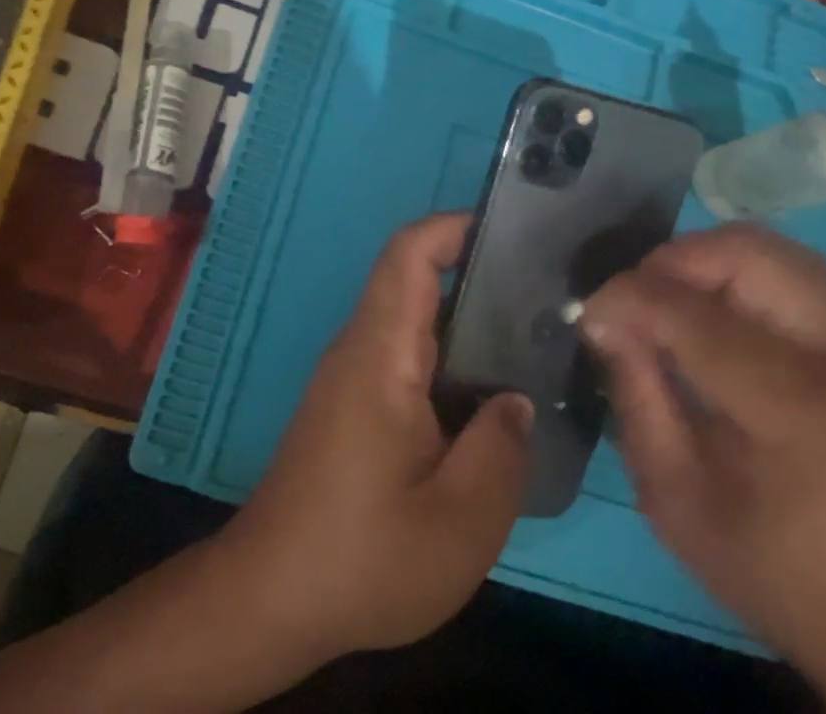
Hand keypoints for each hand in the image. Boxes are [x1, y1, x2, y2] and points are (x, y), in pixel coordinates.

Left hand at [216, 213, 534, 658]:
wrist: (268, 599)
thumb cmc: (363, 557)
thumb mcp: (460, 517)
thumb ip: (501, 447)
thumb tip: (515, 398)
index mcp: (380, 356)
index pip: (408, 255)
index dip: (455, 226)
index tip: (516, 231)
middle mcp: (358, 354)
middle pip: (416, 285)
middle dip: (482, 278)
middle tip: (556, 298)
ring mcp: (349, 385)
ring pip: (414, 330)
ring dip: (470, 330)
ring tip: (542, 346)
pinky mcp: (348, 416)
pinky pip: (404, 367)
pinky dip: (451, 369)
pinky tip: (493, 406)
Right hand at [578, 223, 825, 712]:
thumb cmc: (773, 571)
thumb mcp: (673, 497)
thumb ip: (636, 395)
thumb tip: (604, 318)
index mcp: (803, 411)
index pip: (694, 311)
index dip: (627, 298)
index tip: (589, 315)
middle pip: (747, 251)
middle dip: (670, 263)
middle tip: (632, 306)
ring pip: (777, 250)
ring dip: (706, 267)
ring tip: (669, 312)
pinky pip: (800, 276)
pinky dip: (741, 282)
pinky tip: (717, 328)